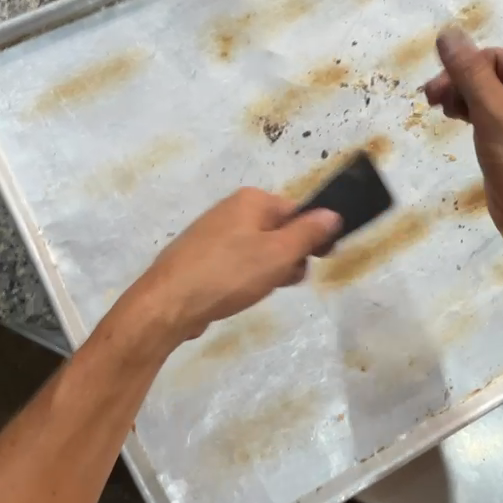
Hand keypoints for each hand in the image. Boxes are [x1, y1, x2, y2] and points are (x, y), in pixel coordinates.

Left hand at [127, 188, 341, 342]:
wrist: (169, 303)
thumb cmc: (229, 274)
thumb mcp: (278, 253)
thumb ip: (309, 233)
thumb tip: (333, 213)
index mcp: (251, 200)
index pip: (298, 211)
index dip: (313, 236)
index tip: (319, 261)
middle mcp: (231, 209)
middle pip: (279, 231)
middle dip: (288, 257)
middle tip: (282, 280)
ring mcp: (213, 234)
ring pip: (259, 250)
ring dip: (268, 272)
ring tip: (258, 291)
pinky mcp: (201, 258)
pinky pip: (237, 264)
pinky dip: (244, 279)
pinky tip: (237, 296)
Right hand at [422, 27, 502, 249]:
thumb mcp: (494, 112)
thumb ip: (469, 72)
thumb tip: (447, 33)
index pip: (494, 58)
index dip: (462, 69)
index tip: (434, 91)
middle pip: (488, 74)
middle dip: (459, 83)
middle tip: (431, 100)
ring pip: (485, 93)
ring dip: (461, 97)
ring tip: (442, 111)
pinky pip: (487, 113)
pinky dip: (469, 113)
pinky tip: (456, 120)